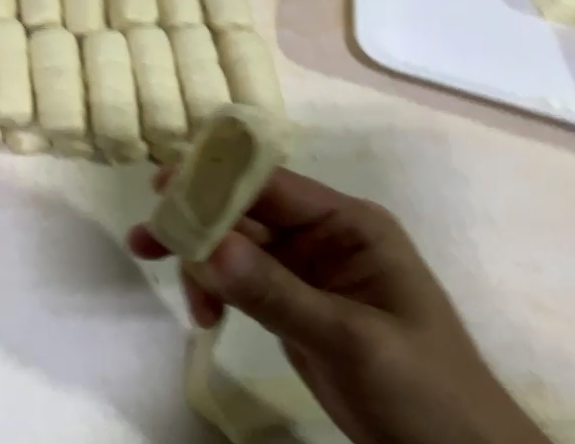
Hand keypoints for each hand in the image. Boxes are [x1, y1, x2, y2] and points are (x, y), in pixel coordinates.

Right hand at [129, 169, 549, 443]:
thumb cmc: (427, 393)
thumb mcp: (351, 341)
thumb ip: (276, 292)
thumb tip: (205, 247)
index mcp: (348, 224)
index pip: (267, 182)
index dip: (212, 180)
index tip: (160, 192)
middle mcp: (322, 236)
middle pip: (240, 211)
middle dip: (194, 225)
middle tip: (146, 242)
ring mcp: (304, 271)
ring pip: (231, 245)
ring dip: (199, 264)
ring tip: (184, 300)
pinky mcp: (290, 304)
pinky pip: (236, 280)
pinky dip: (213, 292)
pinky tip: (206, 318)